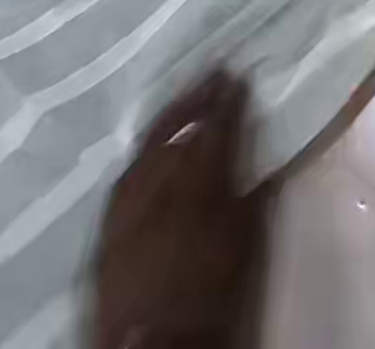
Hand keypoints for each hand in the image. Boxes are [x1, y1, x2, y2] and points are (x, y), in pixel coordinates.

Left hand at [93, 72, 266, 348]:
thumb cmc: (213, 302)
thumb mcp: (246, 249)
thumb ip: (254, 200)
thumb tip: (267, 163)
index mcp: (200, 193)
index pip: (217, 131)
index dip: (228, 100)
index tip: (237, 74)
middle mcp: (158, 191)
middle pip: (177, 130)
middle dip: (195, 97)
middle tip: (212, 71)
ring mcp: (127, 207)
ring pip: (148, 146)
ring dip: (169, 116)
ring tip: (186, 95)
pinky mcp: (107, 225)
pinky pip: (126, 173)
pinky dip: (143, 150)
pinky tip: (152, 141)